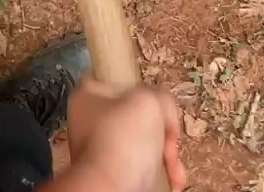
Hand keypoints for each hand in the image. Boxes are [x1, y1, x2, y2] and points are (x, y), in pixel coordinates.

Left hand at [55, 79, 186, 191]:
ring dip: (165, 160)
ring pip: (141, 148)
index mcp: (87, 95)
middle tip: (170, 147)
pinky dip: (158, 177)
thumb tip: (164, 110)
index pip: (116, 82)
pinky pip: (139, 171)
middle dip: (162, 135)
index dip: (142, 91)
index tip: (158, 108)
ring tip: (175, 173)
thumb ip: (161, 97)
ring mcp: (97, 151)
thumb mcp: (149, 102)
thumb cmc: (124, 138)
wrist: (110, 191)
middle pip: (135, 120)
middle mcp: (88, 122)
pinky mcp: (109, 176)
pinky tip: (171, 184)